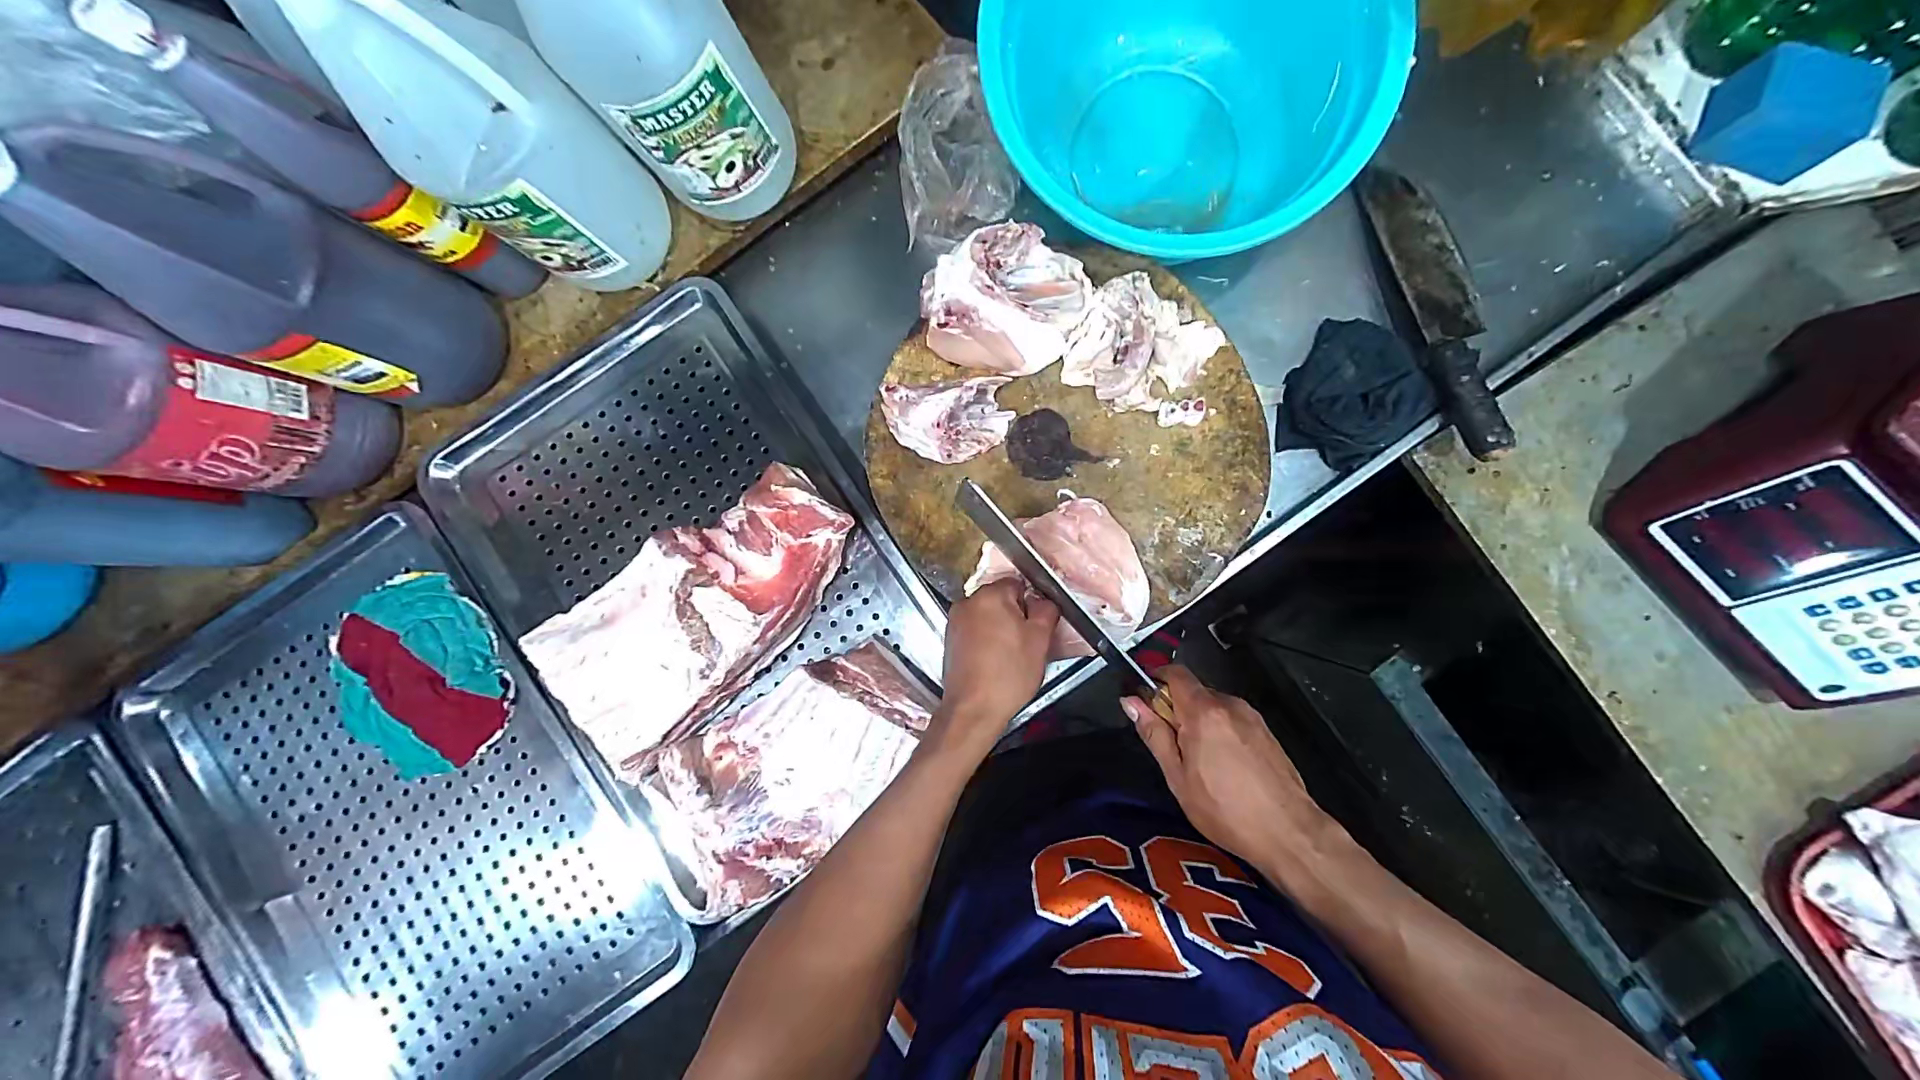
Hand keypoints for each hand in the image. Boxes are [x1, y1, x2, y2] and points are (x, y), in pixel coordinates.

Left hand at [931, 580, 1058, 756]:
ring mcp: (956, 622)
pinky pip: (975, 632)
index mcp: (989, 596)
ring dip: (1000, 630)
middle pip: (1000, 599)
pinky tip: (996, 662)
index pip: (1017, 583)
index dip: (1031, 603)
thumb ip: (1046, 610)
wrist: (974, 709)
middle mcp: (968, 604)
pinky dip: (986, 641)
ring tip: (1011, 655)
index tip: (1037, 622)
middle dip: (1015, 616)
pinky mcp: (951, 641)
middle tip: (1027, 642)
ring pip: (987, 617)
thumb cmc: (1006, 676)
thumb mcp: (1040, 639)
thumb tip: (1044, 601)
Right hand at [1123, 666, 1331, 867]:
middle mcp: (1229, 705)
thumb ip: (1153, 733)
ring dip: (1198, 724)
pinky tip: (1223, 768)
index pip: (1174, 673)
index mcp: (1203, 712)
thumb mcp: (1177, 776)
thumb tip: (1132, 703)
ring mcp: (1251, 717)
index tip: (1145, 700)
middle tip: (1170, 745)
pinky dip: (1220, 734)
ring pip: (1213, 708)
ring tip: (1199, 764)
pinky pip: (1232, 721)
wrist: (1288, 832)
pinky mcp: (1266, 732)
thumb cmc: (1227, 810)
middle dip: (1176, 710)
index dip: (1155, 680)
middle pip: (1193, 691)